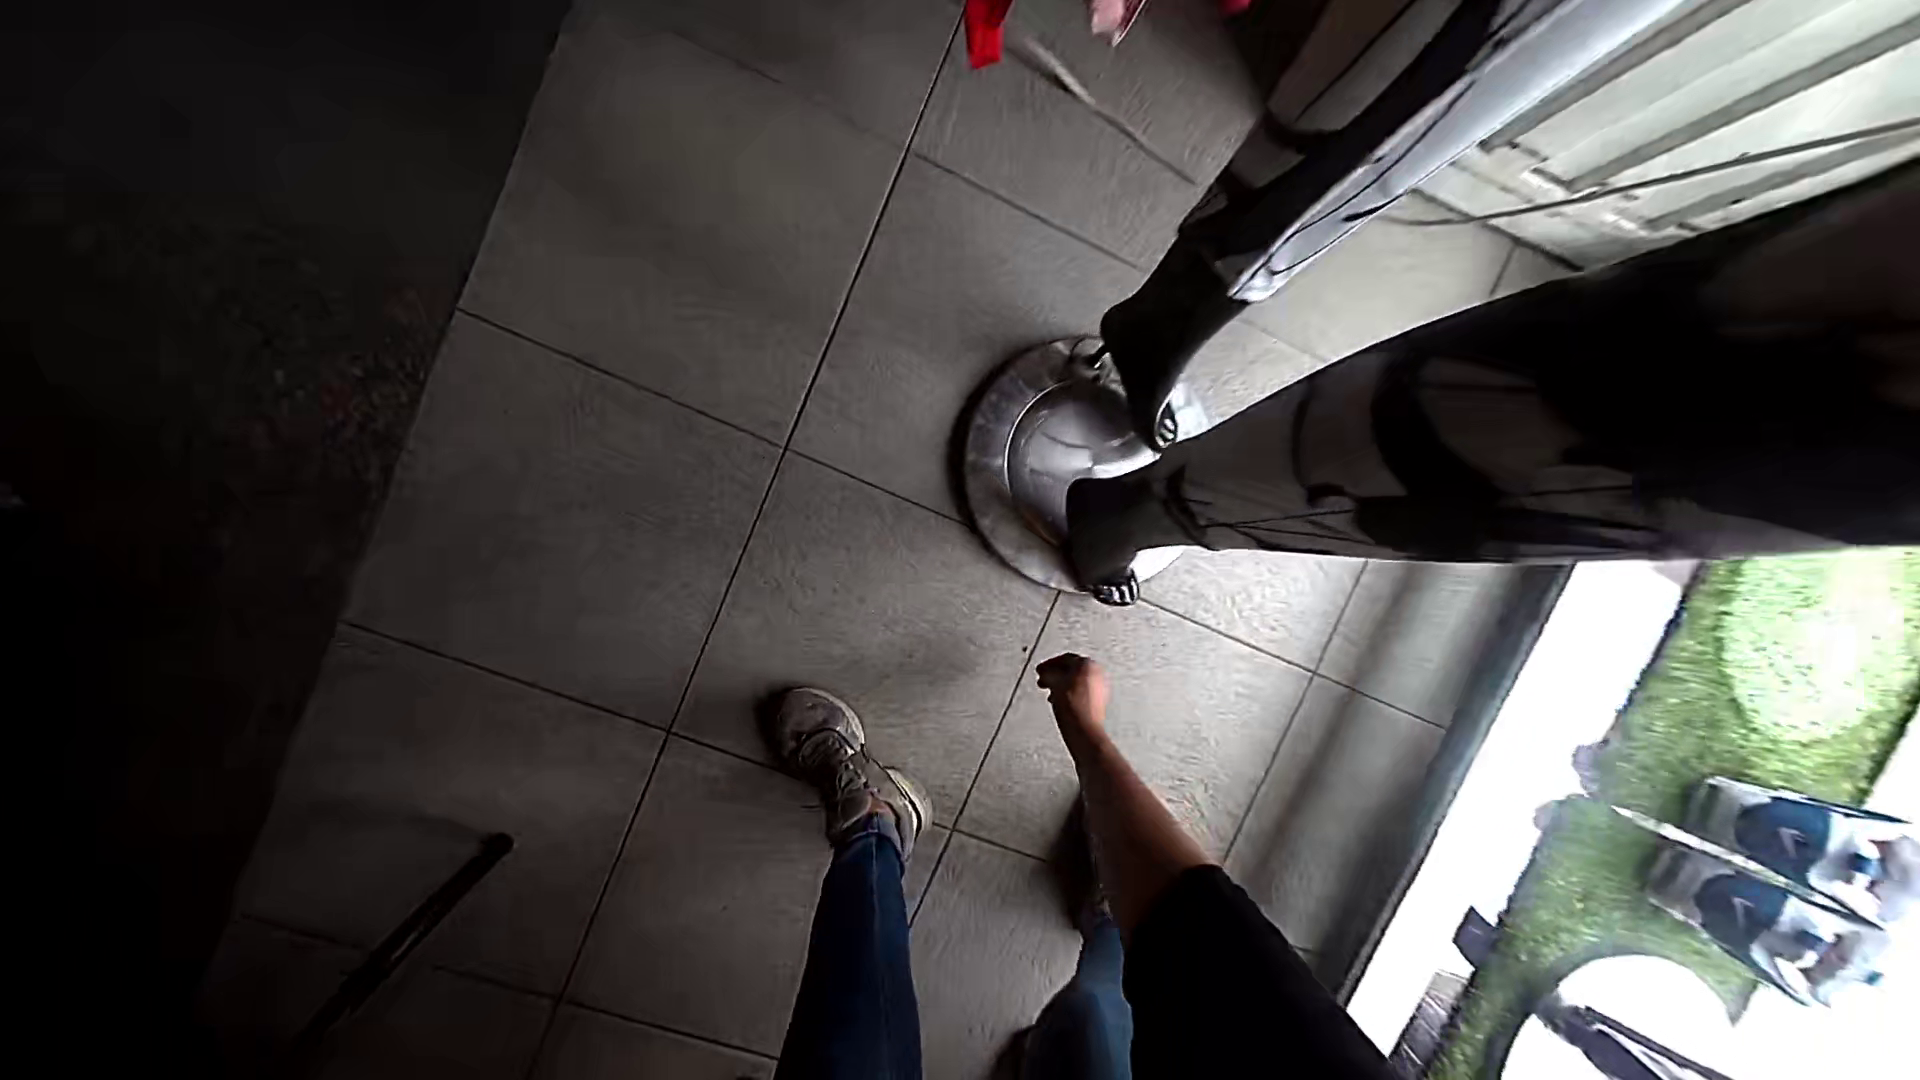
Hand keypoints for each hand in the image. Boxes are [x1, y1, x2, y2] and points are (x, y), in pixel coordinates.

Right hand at [1036, 653, 1108, 734]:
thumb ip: (1048, 673)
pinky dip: (1069, 693)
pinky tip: (1059, 700)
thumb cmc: (1071, 705)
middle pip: (1071, 669)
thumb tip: (1045, 673)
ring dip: (1061, 685)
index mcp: (1087, 664)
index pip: (1064, 659)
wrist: (1083, 728)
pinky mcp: (1099, 701)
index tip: (1041, 669)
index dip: (1049, 664)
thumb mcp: (1053, 682)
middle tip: (1044, 679)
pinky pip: (1081, 691)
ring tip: (1050, 692)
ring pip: (1076, 681)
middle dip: (1055, 675)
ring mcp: (1100, 687)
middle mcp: (1097, 673)